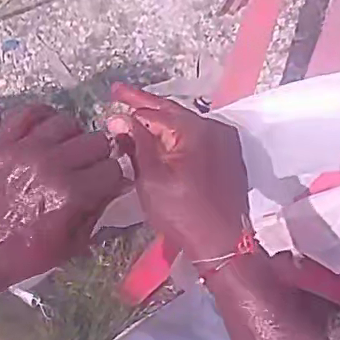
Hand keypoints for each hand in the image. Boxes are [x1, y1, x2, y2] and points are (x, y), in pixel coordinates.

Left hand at [0, 103, 127, 297]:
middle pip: (96, 141)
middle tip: (90, 169)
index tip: (109, 184)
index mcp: (69, 194)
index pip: (113, 169)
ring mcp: (22, 151)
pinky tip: (46, 131)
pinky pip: (27, 113)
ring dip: (73, 137)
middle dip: (100, 156)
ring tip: (67, 152)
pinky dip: (42, 117)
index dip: (115, 178)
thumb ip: (96, 212)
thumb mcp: (70, 245)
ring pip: (66, 122)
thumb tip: (113, 187)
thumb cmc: (24, 257)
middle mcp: (49, 165)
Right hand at [106, 83, 250, 261]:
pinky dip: (174, 137)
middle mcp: (215, 129)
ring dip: (159, 124)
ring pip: (184, 127)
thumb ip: (136, 144)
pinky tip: (160, 141)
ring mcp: (225, 143)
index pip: (157, 110)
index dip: (132, 103)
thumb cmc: (182, 213)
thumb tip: (118, 119)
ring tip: (135, 118)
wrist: (222, 243)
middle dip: (145, 107)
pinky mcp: (227, 158)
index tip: (112, 95)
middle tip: (121, 96)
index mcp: (197, 130)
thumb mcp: (152, 178)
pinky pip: (195, 140)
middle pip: (173, 114)